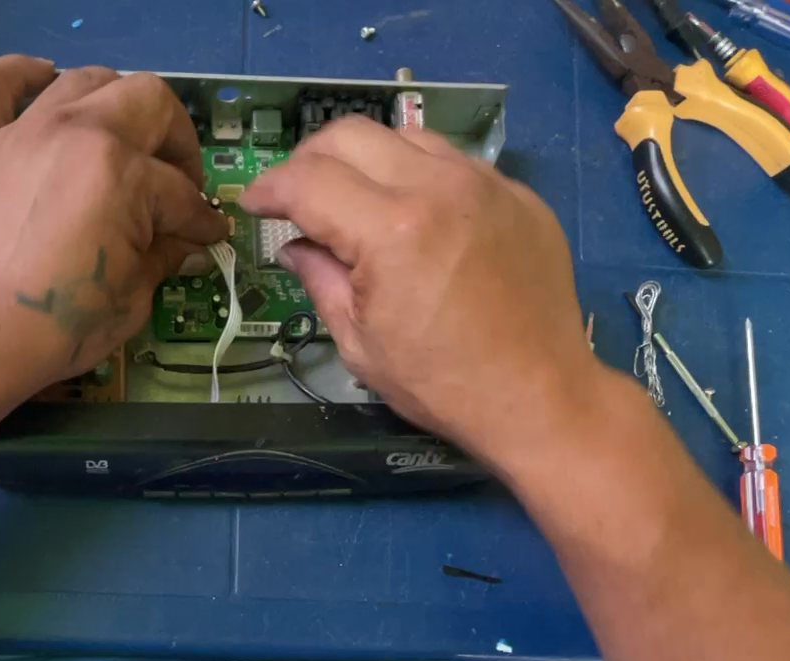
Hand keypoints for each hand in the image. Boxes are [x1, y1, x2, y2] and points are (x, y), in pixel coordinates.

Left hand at [0, 58, 228, 415]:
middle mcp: (75, 132)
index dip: (202, 220)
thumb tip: (187, 245)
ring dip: (117, 105)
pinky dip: (19, 74)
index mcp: (121, 174)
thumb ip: (163, 259)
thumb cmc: (60, 329)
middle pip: (148, 102)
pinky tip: (41, 84)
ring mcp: (21, 131)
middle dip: (177, 142)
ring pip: (83, 80)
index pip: (180, 192)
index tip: (210, 236)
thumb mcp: (132, 300)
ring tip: (123, 144)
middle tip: (178, 184)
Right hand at [241, 117, 606, 457]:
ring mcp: (485, 184)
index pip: (310, 182)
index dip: (269, 188)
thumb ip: (321, 281)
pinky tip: (413, 220)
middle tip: (296, 198)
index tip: (253, 203)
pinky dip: (416, 179)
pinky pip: (452, 164)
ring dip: (364, 162)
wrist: (536, 395)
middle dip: (309, 160)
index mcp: (392, 231)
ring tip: (353, 205)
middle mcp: (438, 187)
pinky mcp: (516, 194)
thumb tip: (294, 246)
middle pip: (351, 135)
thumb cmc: (439, 384)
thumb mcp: (360, 344)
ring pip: (404, 138)